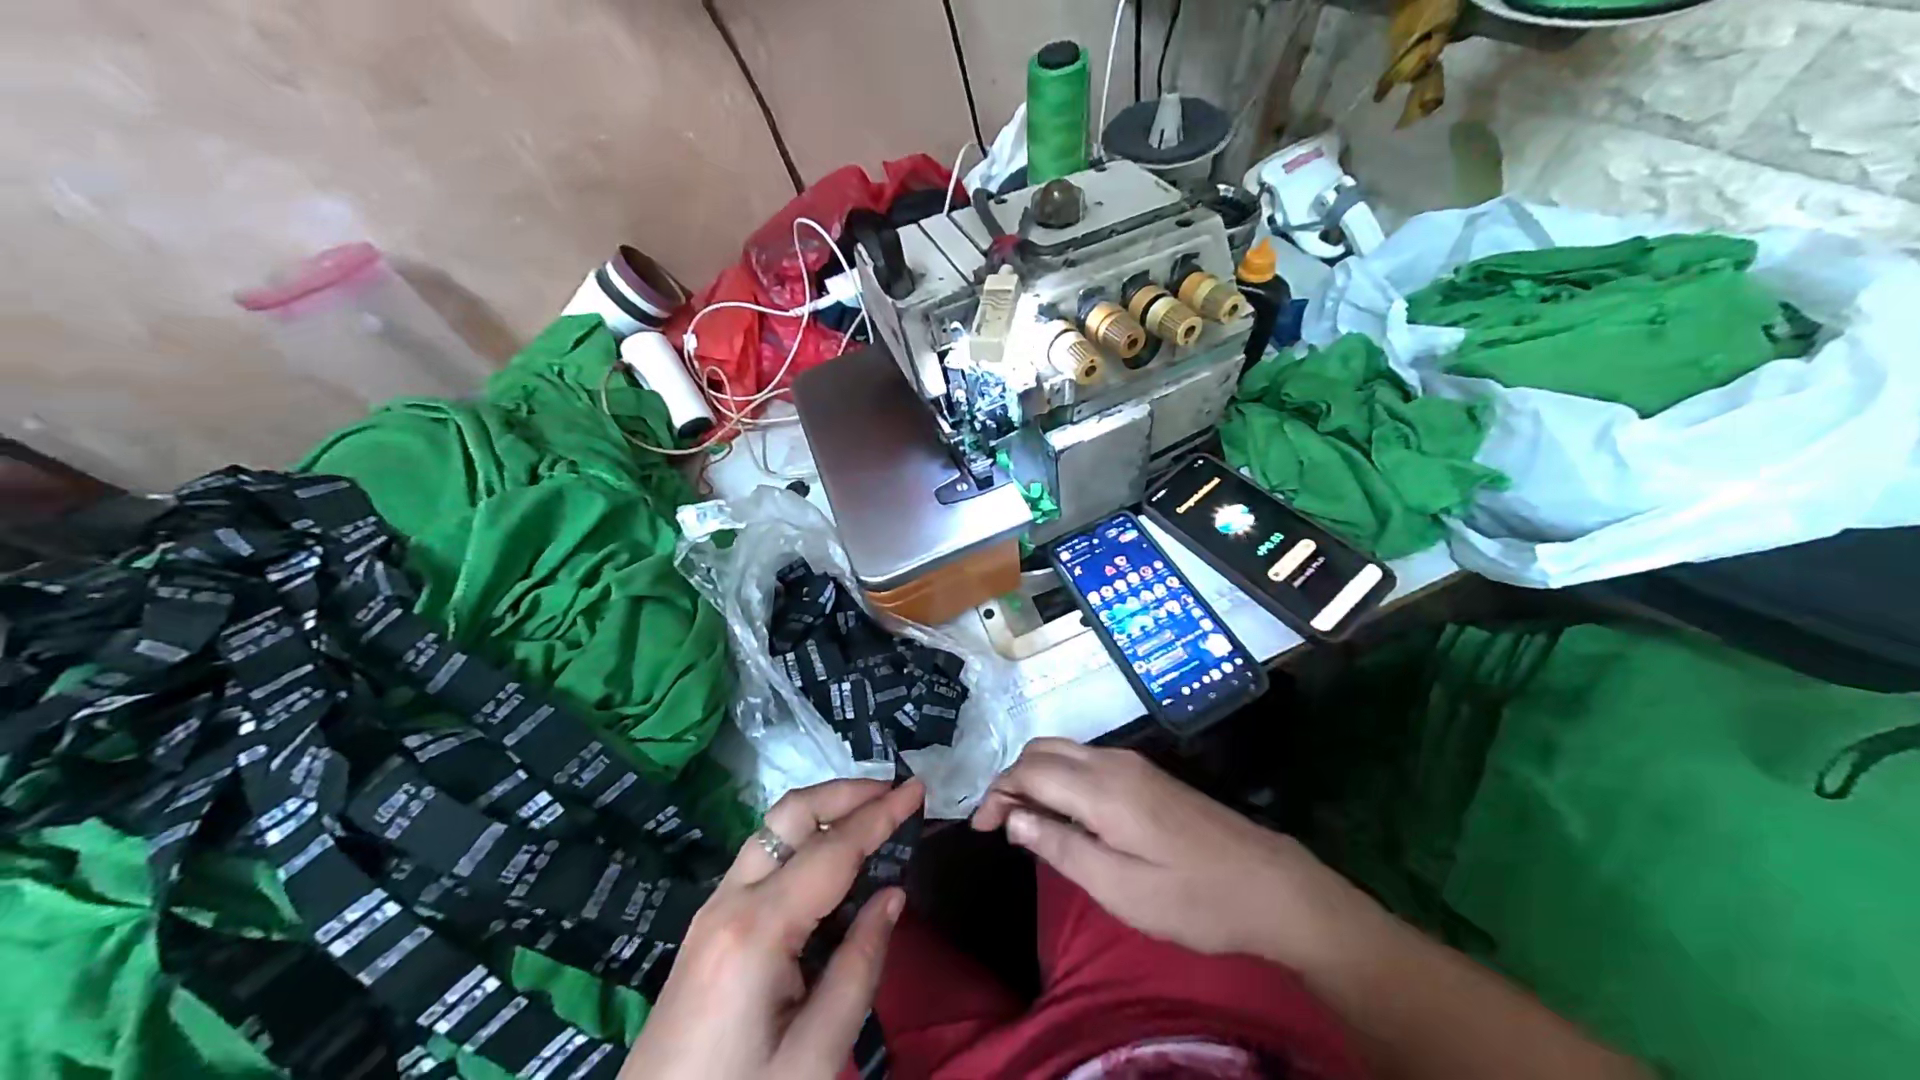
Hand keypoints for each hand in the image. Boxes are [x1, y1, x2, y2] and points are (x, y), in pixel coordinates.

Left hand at [620, 777, 923, 1079]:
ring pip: (772, 830)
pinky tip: (831, 862)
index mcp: (758, 929)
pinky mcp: (709, 924)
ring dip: (825, 811)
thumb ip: (859, 966)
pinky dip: (803, 839)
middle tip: (894, 793)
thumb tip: (891, 895)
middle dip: (846, 792)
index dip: (880, 814)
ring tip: (872, 816)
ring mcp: (712, 908)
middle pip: (792, 815)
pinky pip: (761, 859)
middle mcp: (730, 900)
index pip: (833, 849)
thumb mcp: (814, 1056)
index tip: (918, 787)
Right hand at [971, 739, 1378, 966]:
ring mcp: (1133, 764)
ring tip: (1027, 822)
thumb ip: (1060, 846)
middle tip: (1002, 824)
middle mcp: (1113, 762)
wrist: (1271, 885)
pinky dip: (1061, 777)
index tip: (983, 828)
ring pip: (1064, 750)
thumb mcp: (1118, 888)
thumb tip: (1013, 818)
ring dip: (1035, 776)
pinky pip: (1086, 761)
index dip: (997, 793)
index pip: (1029, 769)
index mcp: (1102, 788)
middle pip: (1042, 749)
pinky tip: (1065, 814)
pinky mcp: (1147, 774)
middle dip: (1012, 779)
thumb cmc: (1192, 898)